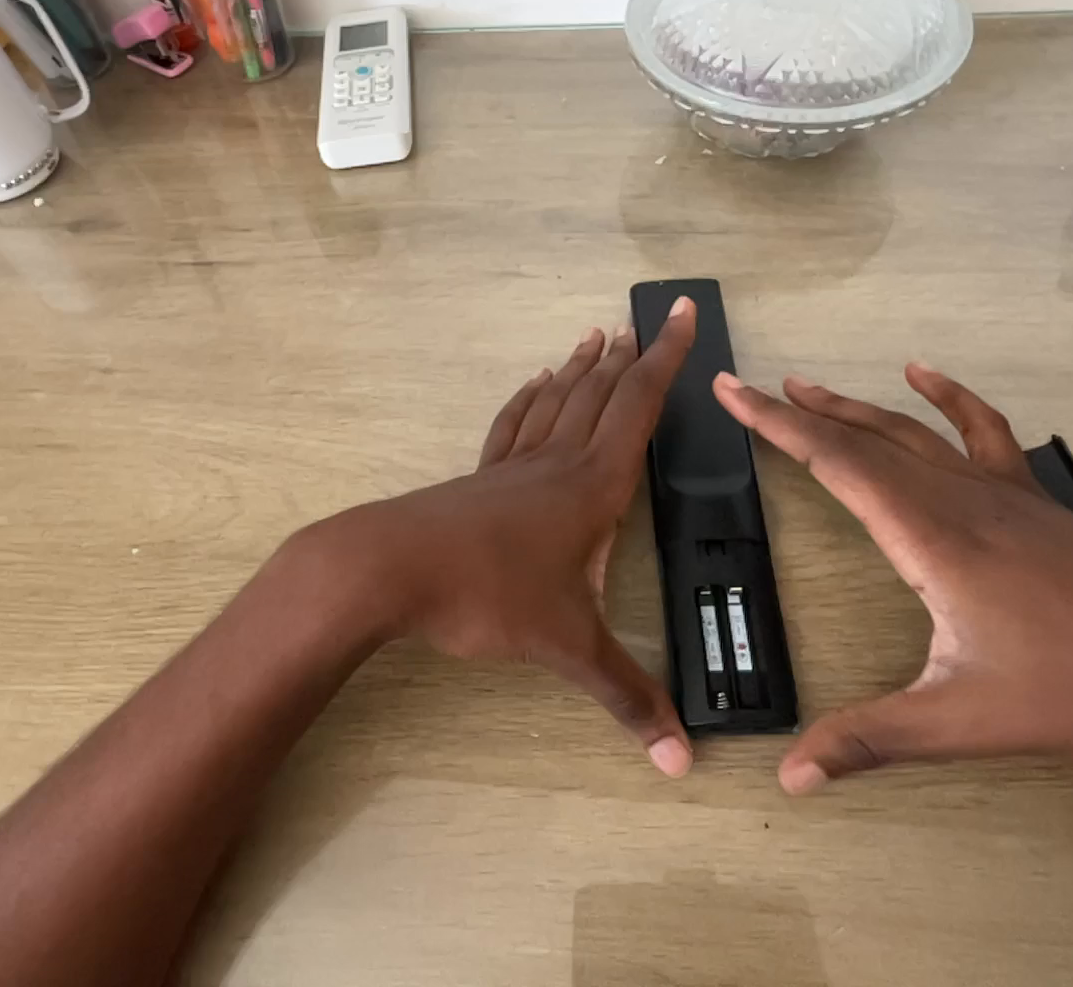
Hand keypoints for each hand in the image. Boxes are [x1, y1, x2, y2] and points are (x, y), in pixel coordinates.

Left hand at [313, 298, 698, 776]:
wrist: (390, 569)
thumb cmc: (487, 596)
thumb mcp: (566, 648)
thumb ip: (626, 697)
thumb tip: (682, 761)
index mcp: (592, 486)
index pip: (640, 406)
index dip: (666, 359)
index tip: (679, 312)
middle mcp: (557, 463)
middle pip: (601, 394)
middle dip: (632, 356)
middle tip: (648, 320)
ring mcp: (512, 468)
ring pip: (556, 403)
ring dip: (581, 370)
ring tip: (597, 338)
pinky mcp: (479, 481)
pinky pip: (511, 427)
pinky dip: (529, 401)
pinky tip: (533, 388)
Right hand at [713, 364, 1072, 794]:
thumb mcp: (966, 721)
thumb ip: (871, 741)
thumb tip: (789, 777)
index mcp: (930, 536)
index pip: (835, 463)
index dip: (775, 426)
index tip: (732, 392)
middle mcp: (958, 498)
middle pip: (862, 438)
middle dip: (794, 411)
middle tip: (744, 387)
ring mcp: (1000, 491)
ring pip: (910, 432)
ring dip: (851, 406)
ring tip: (805, 385)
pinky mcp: (1032, 499)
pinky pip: (981, 431)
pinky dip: (947, 397)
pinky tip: (925, 376)